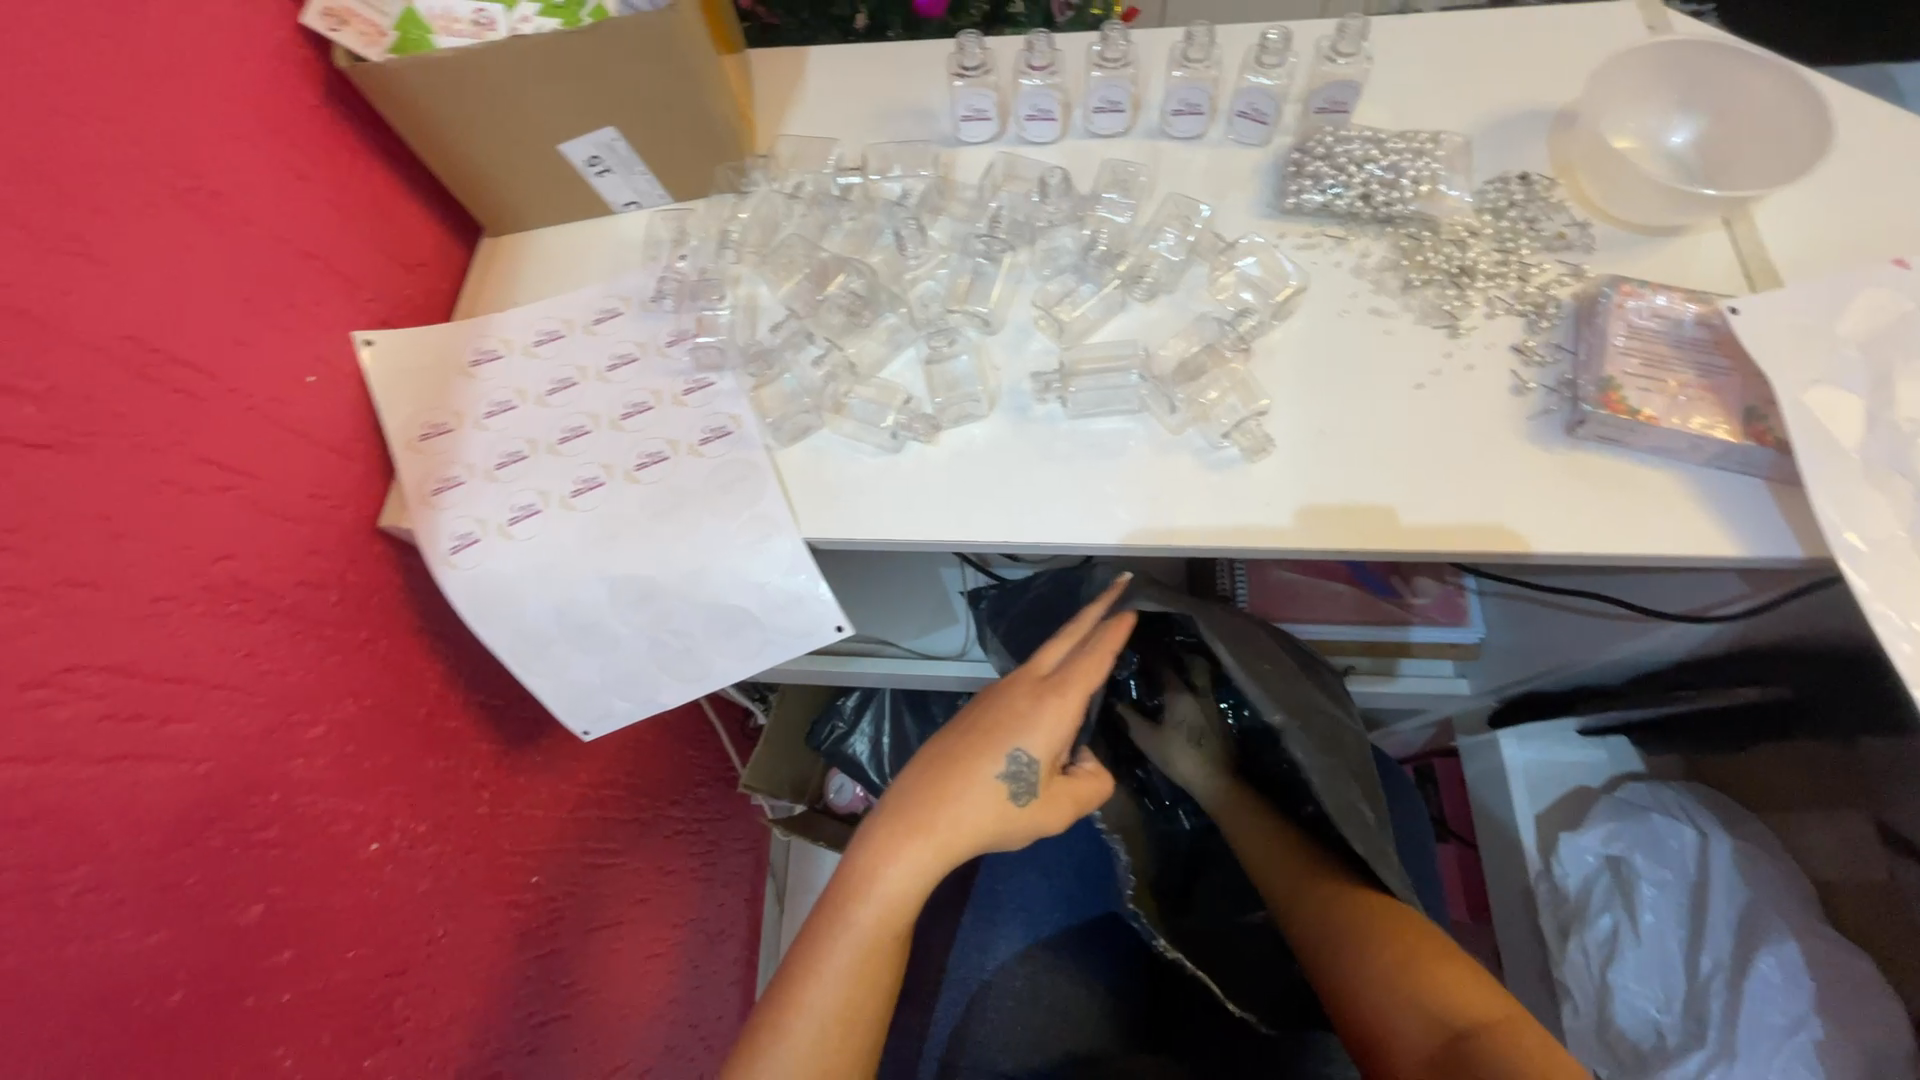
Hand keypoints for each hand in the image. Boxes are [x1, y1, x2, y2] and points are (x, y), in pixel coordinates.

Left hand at [855, 573, 1136, 885]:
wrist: (924, 811)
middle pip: (1067, 636)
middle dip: (1096, 608)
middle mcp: (1025, 685)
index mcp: (1053, 702)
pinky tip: (1047, 711)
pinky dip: (1046, 678)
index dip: (1115, 630)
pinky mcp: (979, 706)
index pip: (1094, 655)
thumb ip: (1092, 782)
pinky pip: (1023, 683)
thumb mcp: (1061, 809)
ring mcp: (997, 692)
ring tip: (1092, 642)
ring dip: (1070, 643)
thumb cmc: (997, 809)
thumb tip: (1083, 762)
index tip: (1131, 607)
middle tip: (1118, 585)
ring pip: (1043, 659)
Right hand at [1117, 654, 1236, 804]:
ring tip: (1176, 681)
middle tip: (1168, 656)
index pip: (1164, 666)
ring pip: (1203, 681)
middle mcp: (1199, 693)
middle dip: (1182, 657)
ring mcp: (1214, 706)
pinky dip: (1197, 694)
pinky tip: (1188, 706)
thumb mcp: (1147, 740)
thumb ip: (1130, 719)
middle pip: (1195, 665)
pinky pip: (1207, 697)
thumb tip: (1115, 703)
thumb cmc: (1178, 757)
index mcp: (1179, 693)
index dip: (1152, 655)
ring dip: (1191, 676)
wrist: (1218, 781)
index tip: (1142, 648)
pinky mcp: (1222, 720)